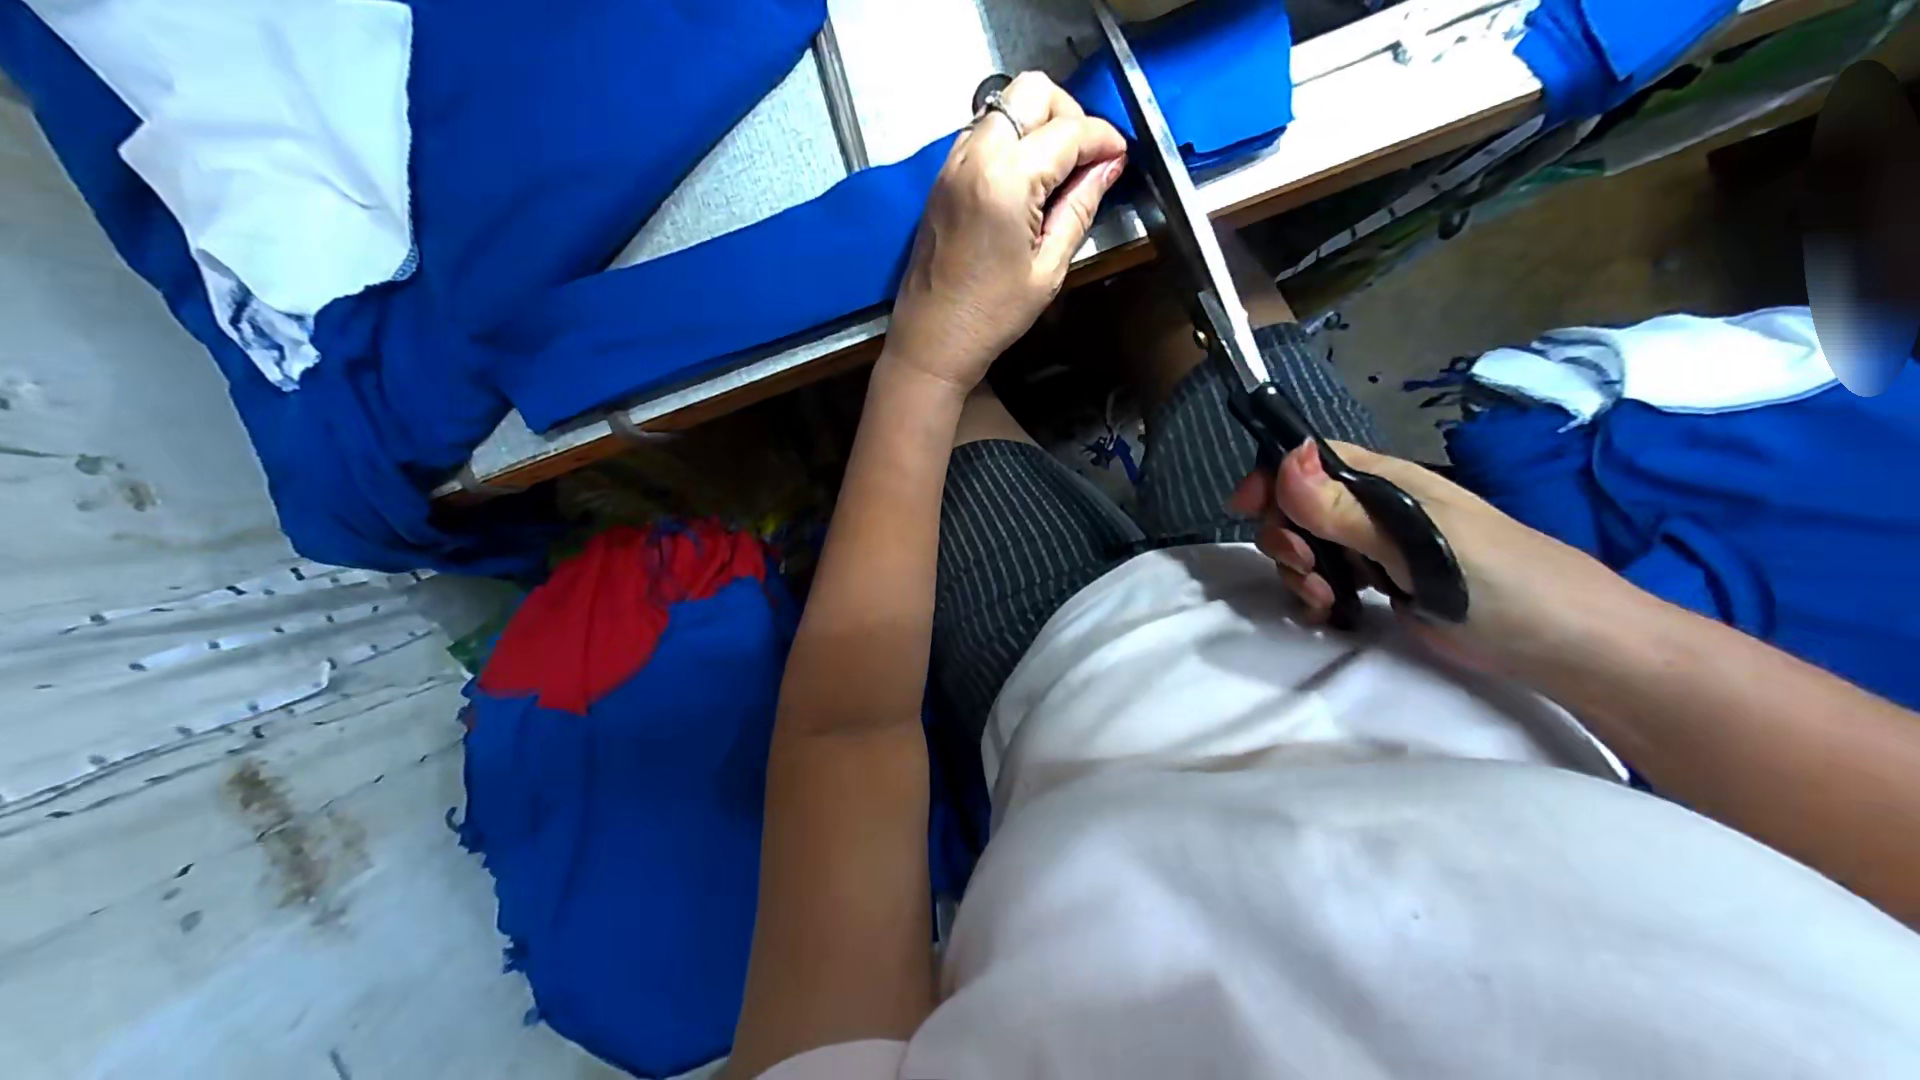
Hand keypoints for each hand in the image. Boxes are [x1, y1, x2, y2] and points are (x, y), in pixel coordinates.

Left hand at [882, 72, 1127, 394]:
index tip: (1118, 156)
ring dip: (1037, 124)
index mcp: (1005, 181)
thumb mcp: (1047, 268)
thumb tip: (1108, 167)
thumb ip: (1080, 208)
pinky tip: (1026, 181)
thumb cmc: (990, 317)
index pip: (1067, 130)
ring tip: (1057, 172)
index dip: (1102, 138)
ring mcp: (952, 165)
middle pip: (1031, 92)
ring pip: (1004, 106)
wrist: (932, 341)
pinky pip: (983, 133)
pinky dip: (1011, 140)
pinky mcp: (942, 179)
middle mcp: (974, 158)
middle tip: (1085, 158)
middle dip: (1067, 115)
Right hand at [1230, 441, 1627, 678]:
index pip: (1309, 460)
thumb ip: (1348, 510)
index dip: (1271, 477)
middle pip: (1295, 505)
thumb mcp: (1422, 545)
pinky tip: (1331, 612)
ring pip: (1305, 544)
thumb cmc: (1505, 585)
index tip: (1245, 511)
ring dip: (1299, 571)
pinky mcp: (1379, 584)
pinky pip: (1323, 577)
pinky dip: (1314, 594)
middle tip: (1311, 568)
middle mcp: (1374, 509)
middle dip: (1285, 537)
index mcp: (1388, 483)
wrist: (1568, 649)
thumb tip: (1287, 459)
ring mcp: (1375, 548)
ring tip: (1328, 599)